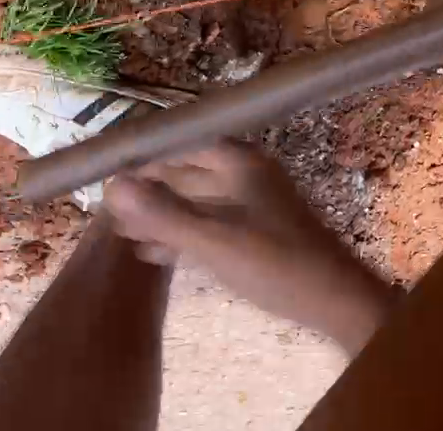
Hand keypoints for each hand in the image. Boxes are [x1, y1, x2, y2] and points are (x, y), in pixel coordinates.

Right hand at [104, 141, 400, 352]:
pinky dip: (182, 232)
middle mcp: (246, 172)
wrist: (334, 299)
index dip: (148, 152)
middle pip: (189, 170)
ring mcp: (252, 200)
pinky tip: (153, 253)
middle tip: (108, 206)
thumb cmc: (275, 263)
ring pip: (198, 198)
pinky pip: (210, 220)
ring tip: (121, 232)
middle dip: (151, 187)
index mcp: (240, 161)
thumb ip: (164, 215)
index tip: (110, 166)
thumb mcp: (213, 241)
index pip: (184, 141)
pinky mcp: (255, 228)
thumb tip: (111, 186)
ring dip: (163, 213)